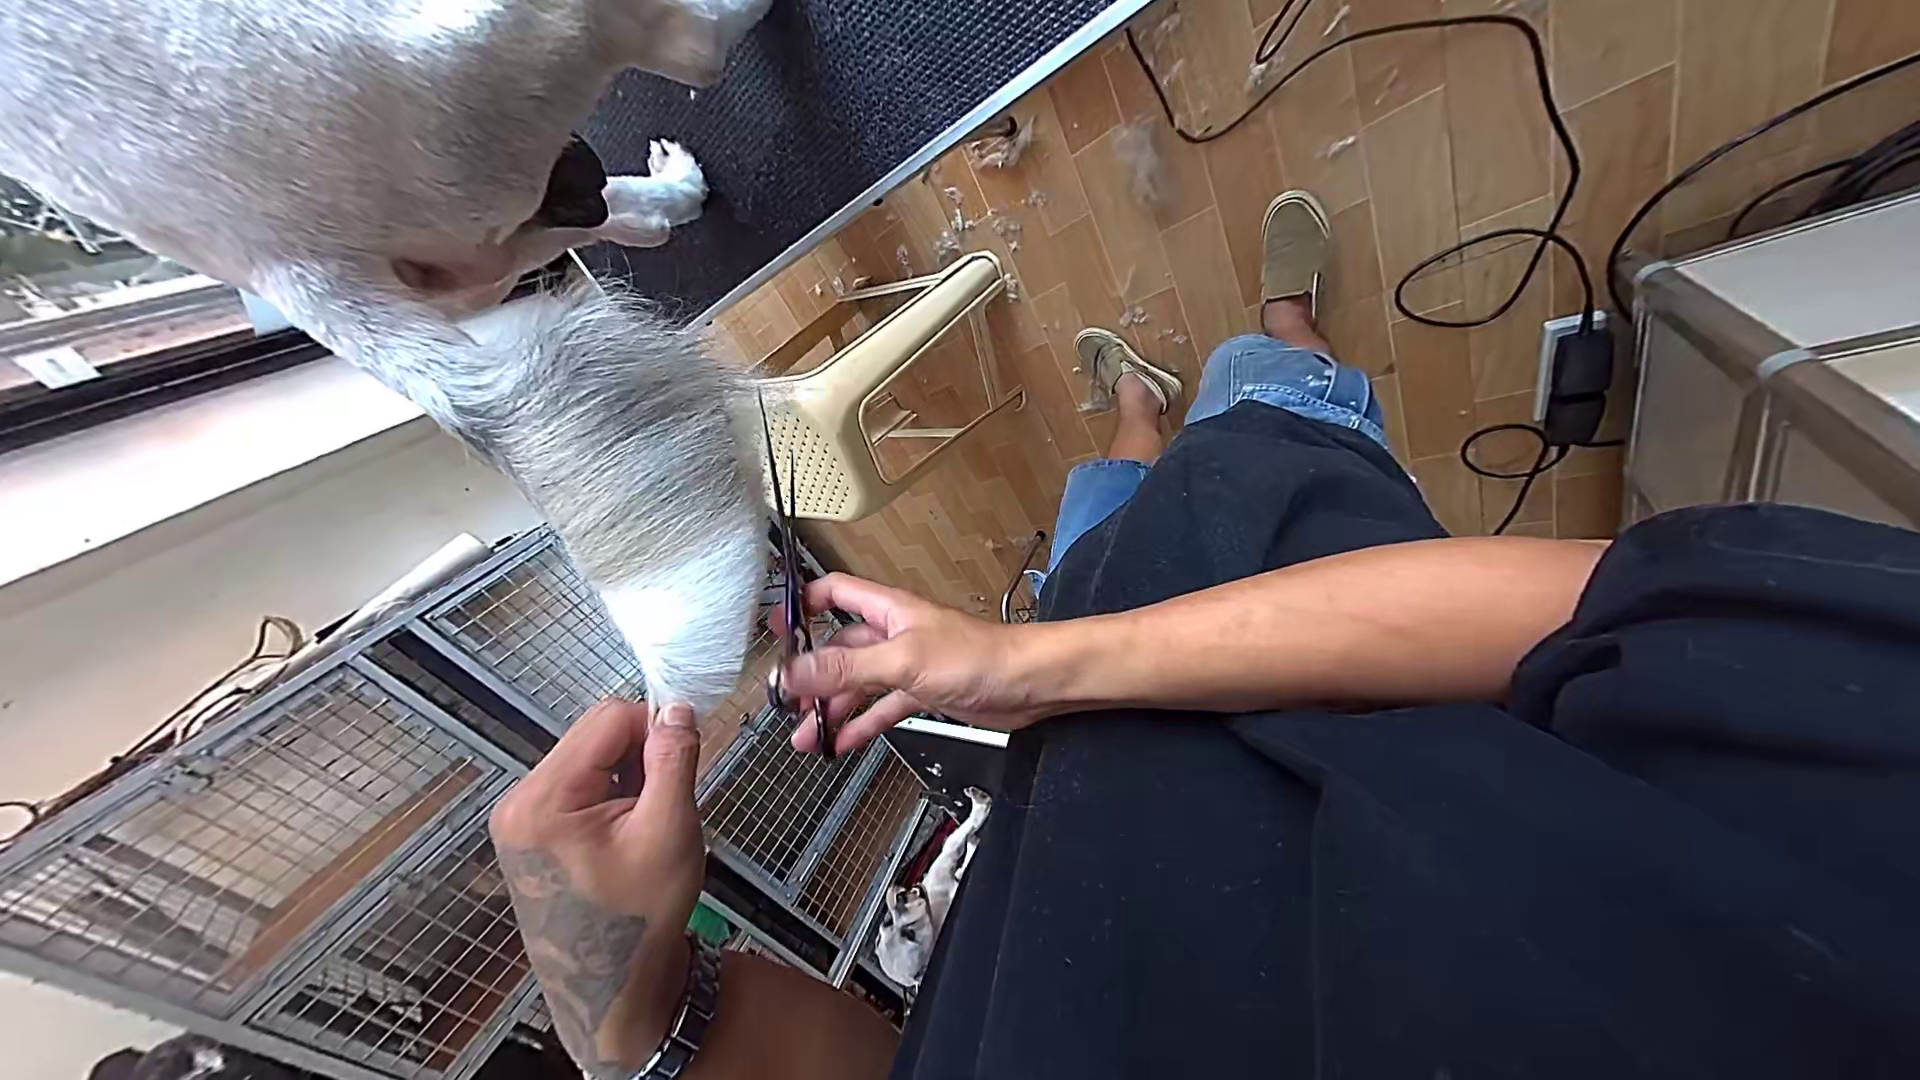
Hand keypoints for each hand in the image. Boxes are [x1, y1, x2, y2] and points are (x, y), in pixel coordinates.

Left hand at [489, 699, 703, 1078]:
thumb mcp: (669, 828)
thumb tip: (677, 707)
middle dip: (643, 750)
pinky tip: (630, 824)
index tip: (682, 764)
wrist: (614, 985)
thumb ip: (674, 759)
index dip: (656, 729)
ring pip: (595, 752)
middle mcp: (520, 801)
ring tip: (648, 815)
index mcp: (543, 800)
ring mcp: (523, 816)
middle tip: (665, 795)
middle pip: (598, 732)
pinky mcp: (536, 828)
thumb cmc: (641, 913)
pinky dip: (619, 787)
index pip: (610, 719)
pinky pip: (586, 777)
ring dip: (633, 770)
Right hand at [776, 573, 1056, 754]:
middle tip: (785, 702)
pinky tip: (842, 742)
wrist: (1027, 683)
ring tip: (805, 735)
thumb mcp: (903, 661)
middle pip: (840, 647)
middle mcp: (894, 633)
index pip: (834, 593)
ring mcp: (907, 663)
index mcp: (887, 610)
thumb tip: (794, 671)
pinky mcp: (922, 691)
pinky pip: (882, 707)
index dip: (803, 604)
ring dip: (832, 707)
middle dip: (811, 674)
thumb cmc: (978, 656)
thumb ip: (848, 667)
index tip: (775, 630)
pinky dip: (862, 723)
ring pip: (858, 683)